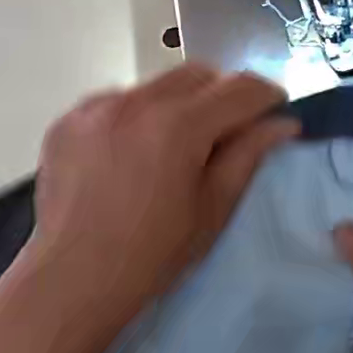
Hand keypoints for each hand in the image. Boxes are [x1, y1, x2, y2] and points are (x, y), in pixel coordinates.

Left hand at [0, 66, 295, 352]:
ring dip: (177, 103)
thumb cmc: (154, 253)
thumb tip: (283, 123)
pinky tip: (131, 152)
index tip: (275, 108)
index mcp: (178, 126)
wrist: (74, 279)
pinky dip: (136, 114)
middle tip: (226, 130)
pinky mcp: (68, 119)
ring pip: (156, 84)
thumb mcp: (213, 208)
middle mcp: (135, 102)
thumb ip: (248, 155)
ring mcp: (95, 107)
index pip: (238, 88)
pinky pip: (117, 99)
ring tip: (173, 145)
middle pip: (197, 73)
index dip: (266, 94)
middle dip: (221, 93)